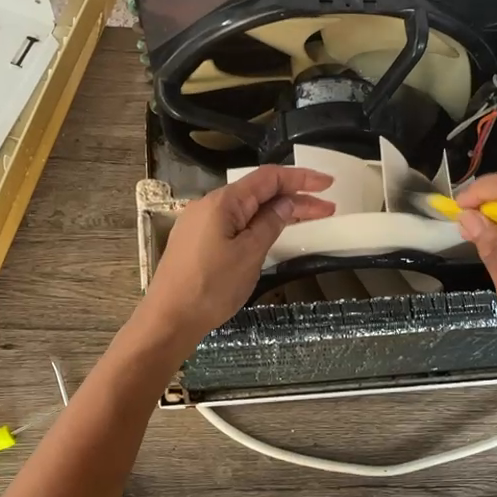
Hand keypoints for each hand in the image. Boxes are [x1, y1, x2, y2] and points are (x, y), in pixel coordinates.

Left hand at [137, 166, 335, 342]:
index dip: (301, 178)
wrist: (169, 319)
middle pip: (258, 192)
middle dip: (294, 198)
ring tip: (308, 220)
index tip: (328, 184)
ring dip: (277, 212)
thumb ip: (270, 224)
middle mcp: (209, 205)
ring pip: (247, 209)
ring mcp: (201, 223)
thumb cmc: (211, 287)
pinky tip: (273, 233)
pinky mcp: (198, 241)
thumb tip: (286, 204)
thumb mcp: (249, 255)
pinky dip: (258, 224)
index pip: (268, 178)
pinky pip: (234, 223)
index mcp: (223, 202)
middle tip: (327, 209)